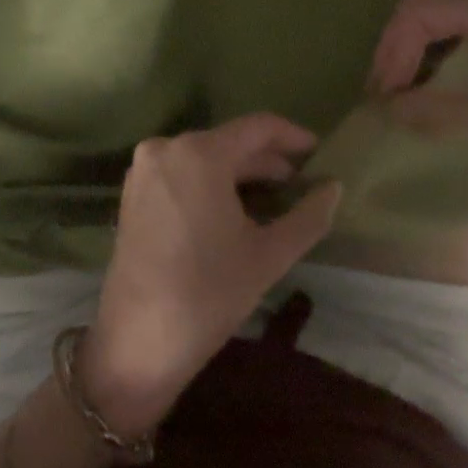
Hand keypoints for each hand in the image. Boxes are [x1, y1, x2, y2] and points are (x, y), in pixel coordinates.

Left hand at [80, 114, 343, 436]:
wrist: (139, 340)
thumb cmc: (209, 293)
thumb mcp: (270, 254)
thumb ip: (308, 215)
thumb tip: (334, 187)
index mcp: (199, 154)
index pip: (257, 127)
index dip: (293, 137)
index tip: (320, 154)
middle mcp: (165, 150)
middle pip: (228, 143)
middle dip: (267, 161)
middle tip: (303, 184)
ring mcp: (143, 172)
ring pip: (204, 160)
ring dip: (240, 174)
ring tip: (275, 200)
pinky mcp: (132, 196)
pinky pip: (181, 175)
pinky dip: (211, 185)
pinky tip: (235, 211)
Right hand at [369, 0, 467, 165]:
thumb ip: (447, 114)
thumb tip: (389, 111)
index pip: (423, 13)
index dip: (392, 54)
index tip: (384, 98)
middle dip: (399, 29)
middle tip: (393, 78)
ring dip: (420, 12)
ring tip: (415, 62)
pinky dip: (447, 4)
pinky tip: (452, 44)